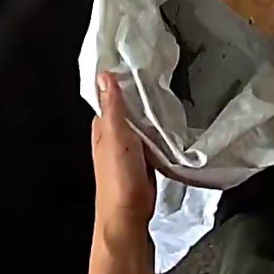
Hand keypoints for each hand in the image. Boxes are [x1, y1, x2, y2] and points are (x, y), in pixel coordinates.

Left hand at [92, 71, 154, 246]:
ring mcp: (129, 145)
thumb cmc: (119, 177)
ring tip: (166, 88)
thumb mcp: (116, 136)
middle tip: (156, 69)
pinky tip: (170, 118)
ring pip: (140, 119)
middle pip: (127, 105)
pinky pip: (151, 134)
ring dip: (150, 108)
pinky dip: (158, 126)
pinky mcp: (144, 156)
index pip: (109, 93)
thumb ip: (112, 107)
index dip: (119, 76)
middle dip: (138, 90)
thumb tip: (104, 74)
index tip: (134, 57)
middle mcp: (113, 132)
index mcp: (102, 125)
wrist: (129, 216)